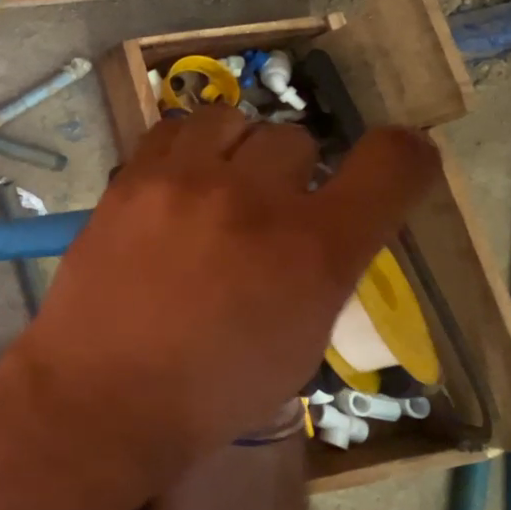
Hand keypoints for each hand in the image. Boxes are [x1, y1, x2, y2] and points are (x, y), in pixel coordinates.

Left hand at [0, 106, 439, 468]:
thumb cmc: (214, 388)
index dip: (402, 156)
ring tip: (217, 183)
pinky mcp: (127, 180)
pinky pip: (167, 131)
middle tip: (269, 205)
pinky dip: (181, 148)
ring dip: (235, 147)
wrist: (108, 390)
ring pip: (228, 119)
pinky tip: (173, 181)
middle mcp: (253, 198)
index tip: (392, 162)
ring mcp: (182, 182)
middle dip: (292, 171)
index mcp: (316, 248)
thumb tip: (314, 225)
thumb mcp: (301, 338)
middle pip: (295, 138)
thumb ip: (319, 267)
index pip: (390, 164)